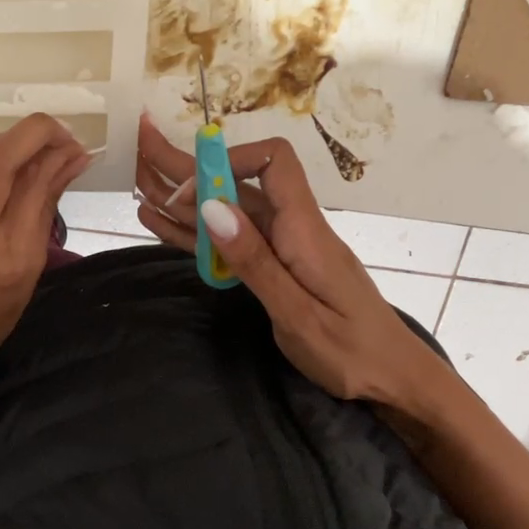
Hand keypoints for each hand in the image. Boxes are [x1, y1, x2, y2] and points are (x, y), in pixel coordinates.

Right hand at [134, 115, 447, 406]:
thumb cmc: (351, 353)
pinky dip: (196, 233)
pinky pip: (231, 242)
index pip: (272, 162)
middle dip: (189, 168)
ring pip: (227, 213)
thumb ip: (254, 260)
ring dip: (183, 201)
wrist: (392, 381)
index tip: (187, 192)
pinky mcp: (277, 268)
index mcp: (304, 230)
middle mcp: (293, 229)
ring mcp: (283, 249)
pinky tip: (163, 224)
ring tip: (136, 186)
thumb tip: (214, 206)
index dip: (227, 163)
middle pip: (238, 184)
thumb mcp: (297, 313)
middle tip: (139, 147)